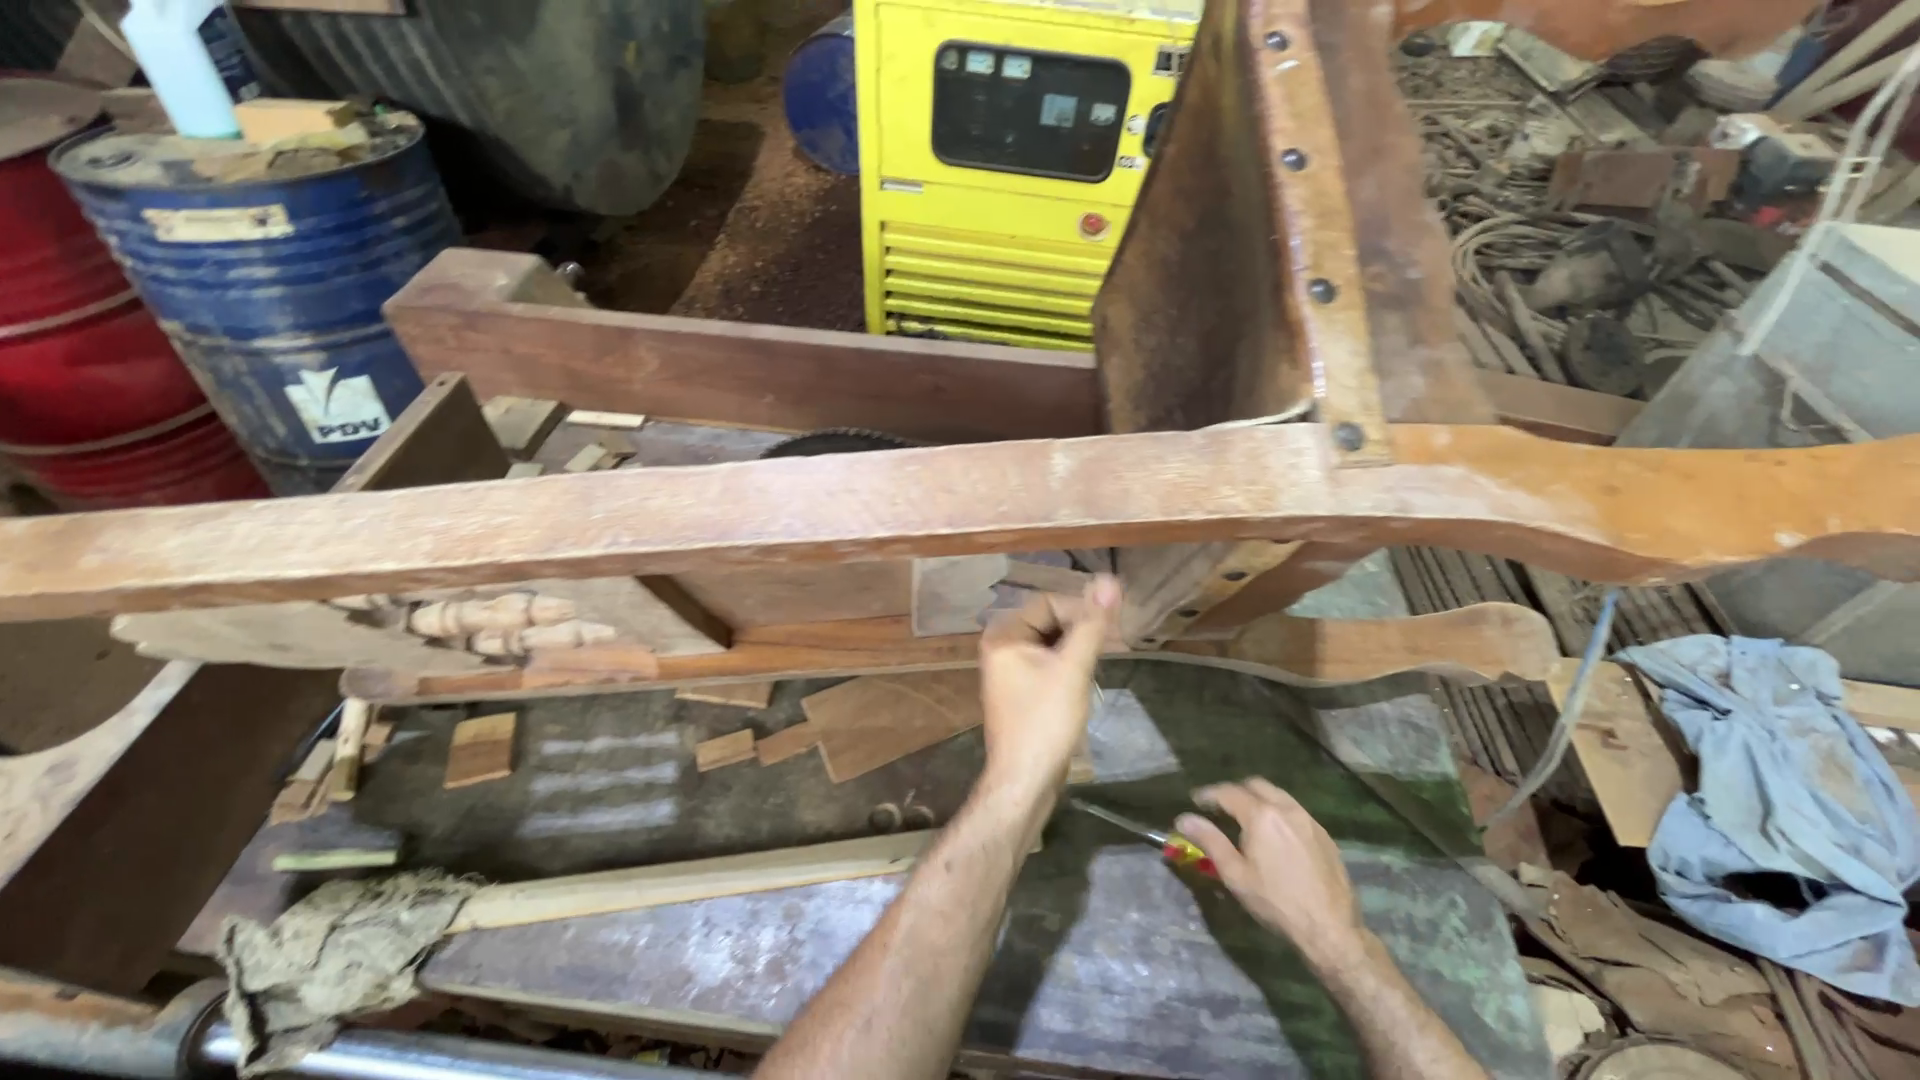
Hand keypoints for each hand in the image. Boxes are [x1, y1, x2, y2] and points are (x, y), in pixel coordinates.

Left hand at [976, 575, 1120, 798]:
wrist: (1025, 780)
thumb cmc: (1046, 721)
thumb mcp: (1073, 669)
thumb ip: (1091, 624)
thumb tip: (1109, 580)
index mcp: (1003, 634)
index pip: (1049, 602)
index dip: (1082, 612)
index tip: (1112, 631)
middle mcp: (1000, 646)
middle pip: (1049, 621)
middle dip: (1081, 630)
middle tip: (1113, 647)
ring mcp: (1008, 670)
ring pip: (1051, 643)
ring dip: (1078, 649)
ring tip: (1101, 665)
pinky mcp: (1020, 690)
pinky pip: (1047, 664)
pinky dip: (1069, 666)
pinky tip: (1085, 683)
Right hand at [1177, 779, 1366, 967]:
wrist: (1330, 928)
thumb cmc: (1276, 902)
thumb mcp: (1235, 874)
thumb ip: (1209, 841)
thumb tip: (1183, 819)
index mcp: (1261, 815)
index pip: (1228, 793)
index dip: (1208, 794)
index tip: (1195, 800)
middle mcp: (1286, 809)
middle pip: (1256, 785)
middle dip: (1235, 792)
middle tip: (1220, 808)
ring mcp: (1309, 820)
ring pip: (1279, 795)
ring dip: (1259, 799)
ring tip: (1247, 819)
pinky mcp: (1324, 835)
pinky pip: (1295, 811)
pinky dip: (1279, 813)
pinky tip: (1275, 836)